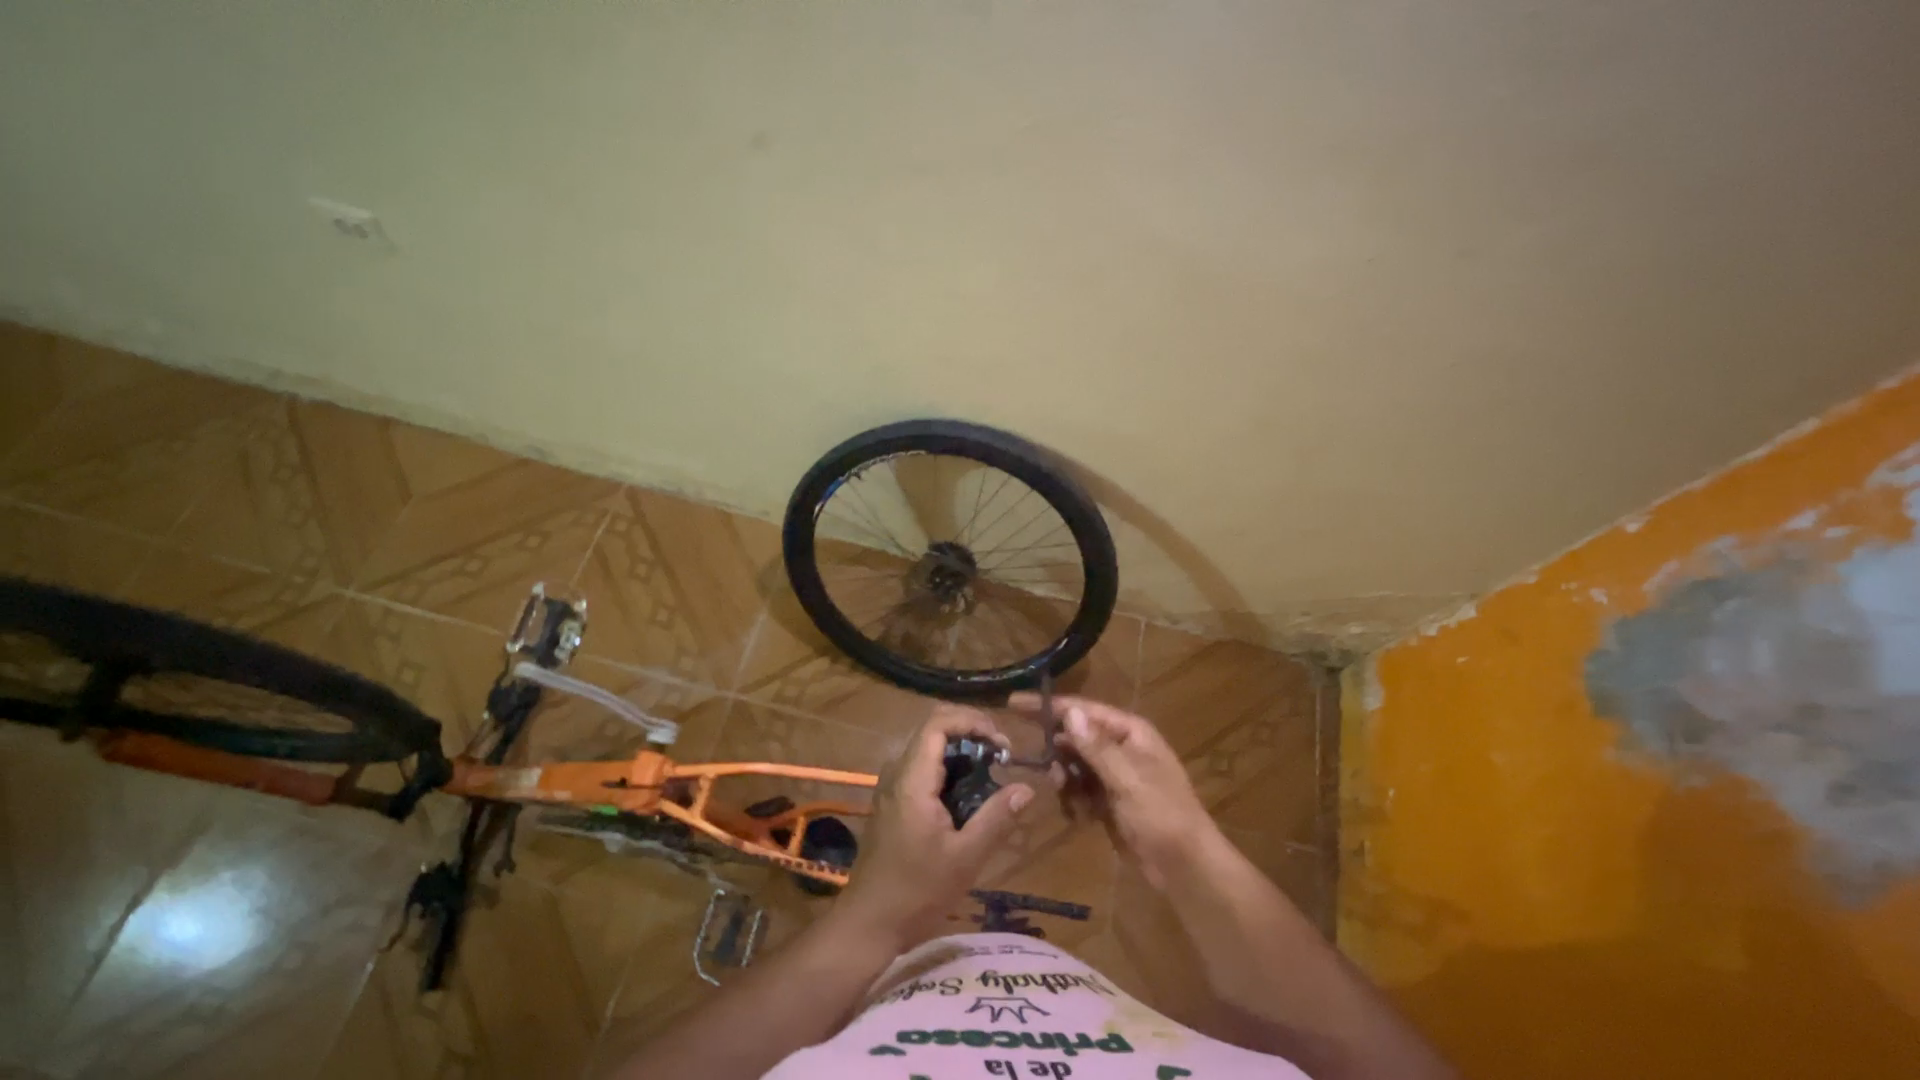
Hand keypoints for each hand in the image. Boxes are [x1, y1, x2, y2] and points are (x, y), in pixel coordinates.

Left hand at [835, 704, 1034, 948]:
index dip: (972, 721)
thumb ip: (996, 818)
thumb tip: (1027, 788)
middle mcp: (896, 775)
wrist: (869, 923)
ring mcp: (891, 789)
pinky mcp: (893, 804)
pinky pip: (922, 771)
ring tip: (992, 774)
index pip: (937, 724)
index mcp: (911, 780)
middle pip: (932, 732)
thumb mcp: (965, 857)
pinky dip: (948, 771)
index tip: (1002, 743)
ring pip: (927, 751)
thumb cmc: (917, 892)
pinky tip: (969, 797)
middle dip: (971, 734)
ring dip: (961, 753)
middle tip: (1003, 756)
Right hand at [1009, 693, 1216, 888]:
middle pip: (1076, 737)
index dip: (1049, 706)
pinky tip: (1080, 817)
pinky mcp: (1109, 802)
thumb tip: (1070, 712)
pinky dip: (1075, 801)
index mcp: (1131, 733)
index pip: (1083, 710)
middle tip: (1046, 771)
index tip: (1013, 703)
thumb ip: (1096, 747)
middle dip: (1058, 752)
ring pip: (1074, 766)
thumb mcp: (1128, 779)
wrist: (1184, 866)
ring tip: (1068, 798)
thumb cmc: (1162, 815)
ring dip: (1066, 780)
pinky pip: (1080, 791)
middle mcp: (1121, 748)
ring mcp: (1115, 776)